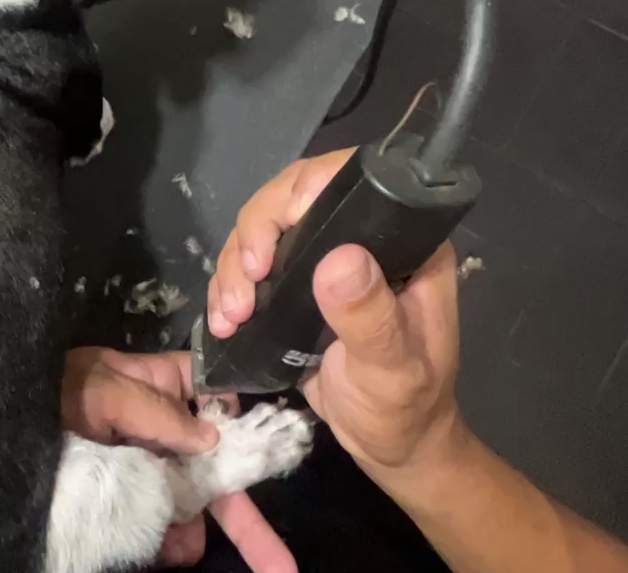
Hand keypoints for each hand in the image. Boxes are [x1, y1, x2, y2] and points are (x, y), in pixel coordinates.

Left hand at [61, 349, 294, 570]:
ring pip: (189, 504)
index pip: (212, 390)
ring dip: (198, 531)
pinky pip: (157, 527)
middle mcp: (158, 426)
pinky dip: (167, 543)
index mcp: (157, 384)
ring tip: (190, 553)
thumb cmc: (53, 392)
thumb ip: (155, 409)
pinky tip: (167, 552)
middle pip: (213, 463)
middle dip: (246, 511)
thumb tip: (210, 435)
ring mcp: (142, 466)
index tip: (263, 448)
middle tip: (282, 567)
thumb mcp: (100, 389)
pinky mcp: (124, 499)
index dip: (238, 415)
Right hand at [206, 151, 468, 477]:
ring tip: (231, 316)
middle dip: (254, 236)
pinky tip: (223, 319)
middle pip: (288, 199)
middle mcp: (358, 235)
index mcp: (400, 241)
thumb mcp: (393, 371)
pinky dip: (226, 285)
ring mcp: (321, 255)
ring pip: (259, 228)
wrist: (388, 445)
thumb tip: (341, 259)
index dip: (302, 190)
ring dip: (233, 266)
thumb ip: (370, 318)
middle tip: (245, 283)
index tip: (275, 236)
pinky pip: (247, 261)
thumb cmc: (404, 409)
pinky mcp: (292, 279)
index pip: (348, 182)